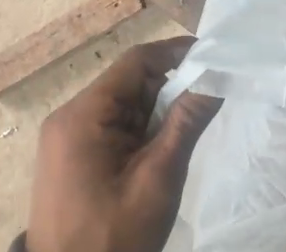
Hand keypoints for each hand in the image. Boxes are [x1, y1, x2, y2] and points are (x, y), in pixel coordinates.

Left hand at [27, 36, 222, 251]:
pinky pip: (114, 126)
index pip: (137, 61)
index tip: (215, 58)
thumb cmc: (113, 237)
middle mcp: (70, 117)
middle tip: (205, 106)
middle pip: (131, 81)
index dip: (177, 53)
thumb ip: (188, 119)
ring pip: (125, 104)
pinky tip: (159, 153)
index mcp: (83, 115)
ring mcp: (67, 139)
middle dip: (171, 89)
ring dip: (158, 113)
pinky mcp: (71, 158)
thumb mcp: (158, 177)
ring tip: (184, 135)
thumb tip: (218, 74)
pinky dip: (142, 131)